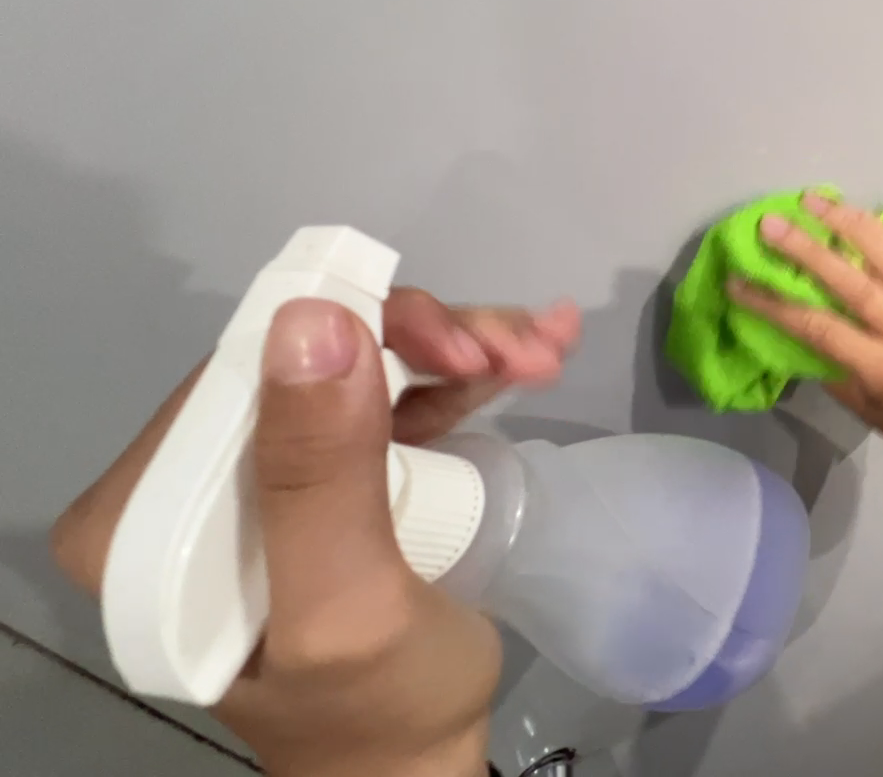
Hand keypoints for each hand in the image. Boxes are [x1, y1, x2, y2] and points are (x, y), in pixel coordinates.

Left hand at [52, 290, 579, 775]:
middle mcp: (207, 478)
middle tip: (527, 355)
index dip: (365, 335)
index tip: (466, 352)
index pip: (256, 372)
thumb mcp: (346, 600)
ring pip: (381, 363)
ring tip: (549, 349)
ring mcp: (284, 471)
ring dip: (474, 346)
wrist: (420, 748)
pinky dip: (480, 366)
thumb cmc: (379, 698)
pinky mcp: (349, 472)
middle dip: (438, 340)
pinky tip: (538, 351)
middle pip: (330, 357)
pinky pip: (411, 393)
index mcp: (158, 513)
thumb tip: (315, 322)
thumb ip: (319, 474)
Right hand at [727, 192, 882, 463]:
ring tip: (812, 201)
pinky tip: (851, 210)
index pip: (820, 328)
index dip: (775, 305)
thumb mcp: (853, 400)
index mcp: (881, 367)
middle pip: (853, 282)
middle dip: (808, 250)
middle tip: (770, 224)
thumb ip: (822, 357)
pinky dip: (878, 228)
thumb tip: (783, 315)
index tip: (737, 283)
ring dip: (847, 223)